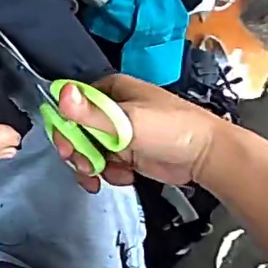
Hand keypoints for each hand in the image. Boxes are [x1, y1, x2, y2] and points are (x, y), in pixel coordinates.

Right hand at [51, 74, 225, 192]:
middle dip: (78, 151)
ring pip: (88, 150)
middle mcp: (113, 109)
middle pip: (77, 130)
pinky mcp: (127, 153)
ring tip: (103, 174)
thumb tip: (62, 94)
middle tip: (86, 165)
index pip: (73, 104)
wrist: (205, 156)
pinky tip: (122, 177)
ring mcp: (120, 132)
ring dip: (91, 166)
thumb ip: (93, 113)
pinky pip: (104, 164)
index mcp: (112, 90)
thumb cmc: (174, 129)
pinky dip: (108, 174)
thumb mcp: (128, 121)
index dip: (65, 125)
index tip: (67, 146)